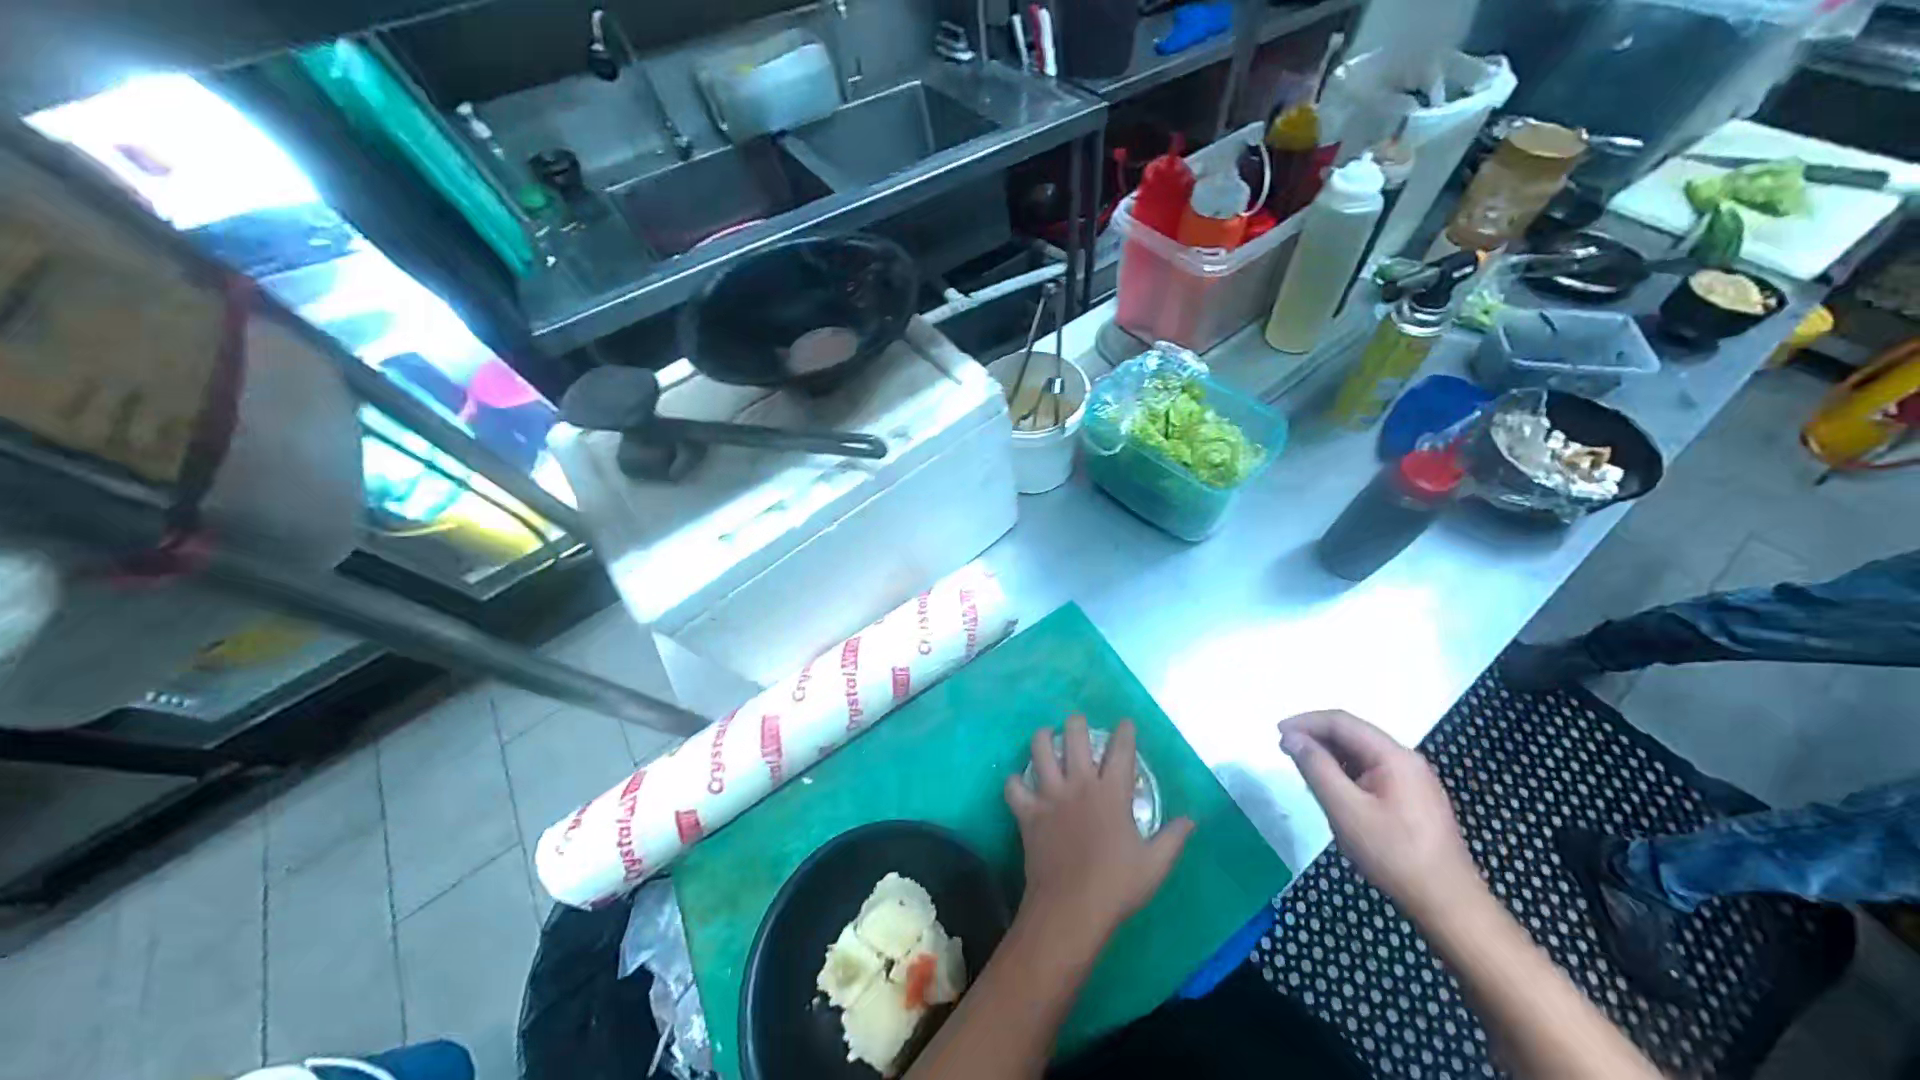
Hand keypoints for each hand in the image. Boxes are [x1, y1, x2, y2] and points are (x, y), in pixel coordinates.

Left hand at [1005, 715, 1193, 938]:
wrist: (1071, 907)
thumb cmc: (1117, 885)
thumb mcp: (1155, 864)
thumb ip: (1173, 838)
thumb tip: (1191, 819)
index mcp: (1113, 793)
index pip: (1121, 750)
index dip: (1125, 732)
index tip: (1125, 722)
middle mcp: (1080, 785)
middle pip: (1074, 737)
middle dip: (1076, 723)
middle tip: (1077, 722)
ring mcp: (1050, 796)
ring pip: (1040, 751)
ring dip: (1042, 739)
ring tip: (1045, 735)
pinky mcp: (1027, 813)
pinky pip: (1014, 787)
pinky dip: (1014, 781)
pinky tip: (1018, 781)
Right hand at [1278, 710, 1478, 918]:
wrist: (1449, 905)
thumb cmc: (1394, 854)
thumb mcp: (1346, 810)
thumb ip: (1316, 768)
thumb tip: (1292, 737)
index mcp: (1394, 756)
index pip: (1342, 723)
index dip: (1306, 722)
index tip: (1276, 733)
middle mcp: (1407, 761)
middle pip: (1353, 735)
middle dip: (1316, 738)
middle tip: (1284, 750)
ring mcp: (1414, 782)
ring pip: (1362, 755)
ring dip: (1329, 756)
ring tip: (1302, 769)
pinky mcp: (1414, 801)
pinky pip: (1372, 773)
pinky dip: (1345, 773)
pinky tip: (1331, 790)